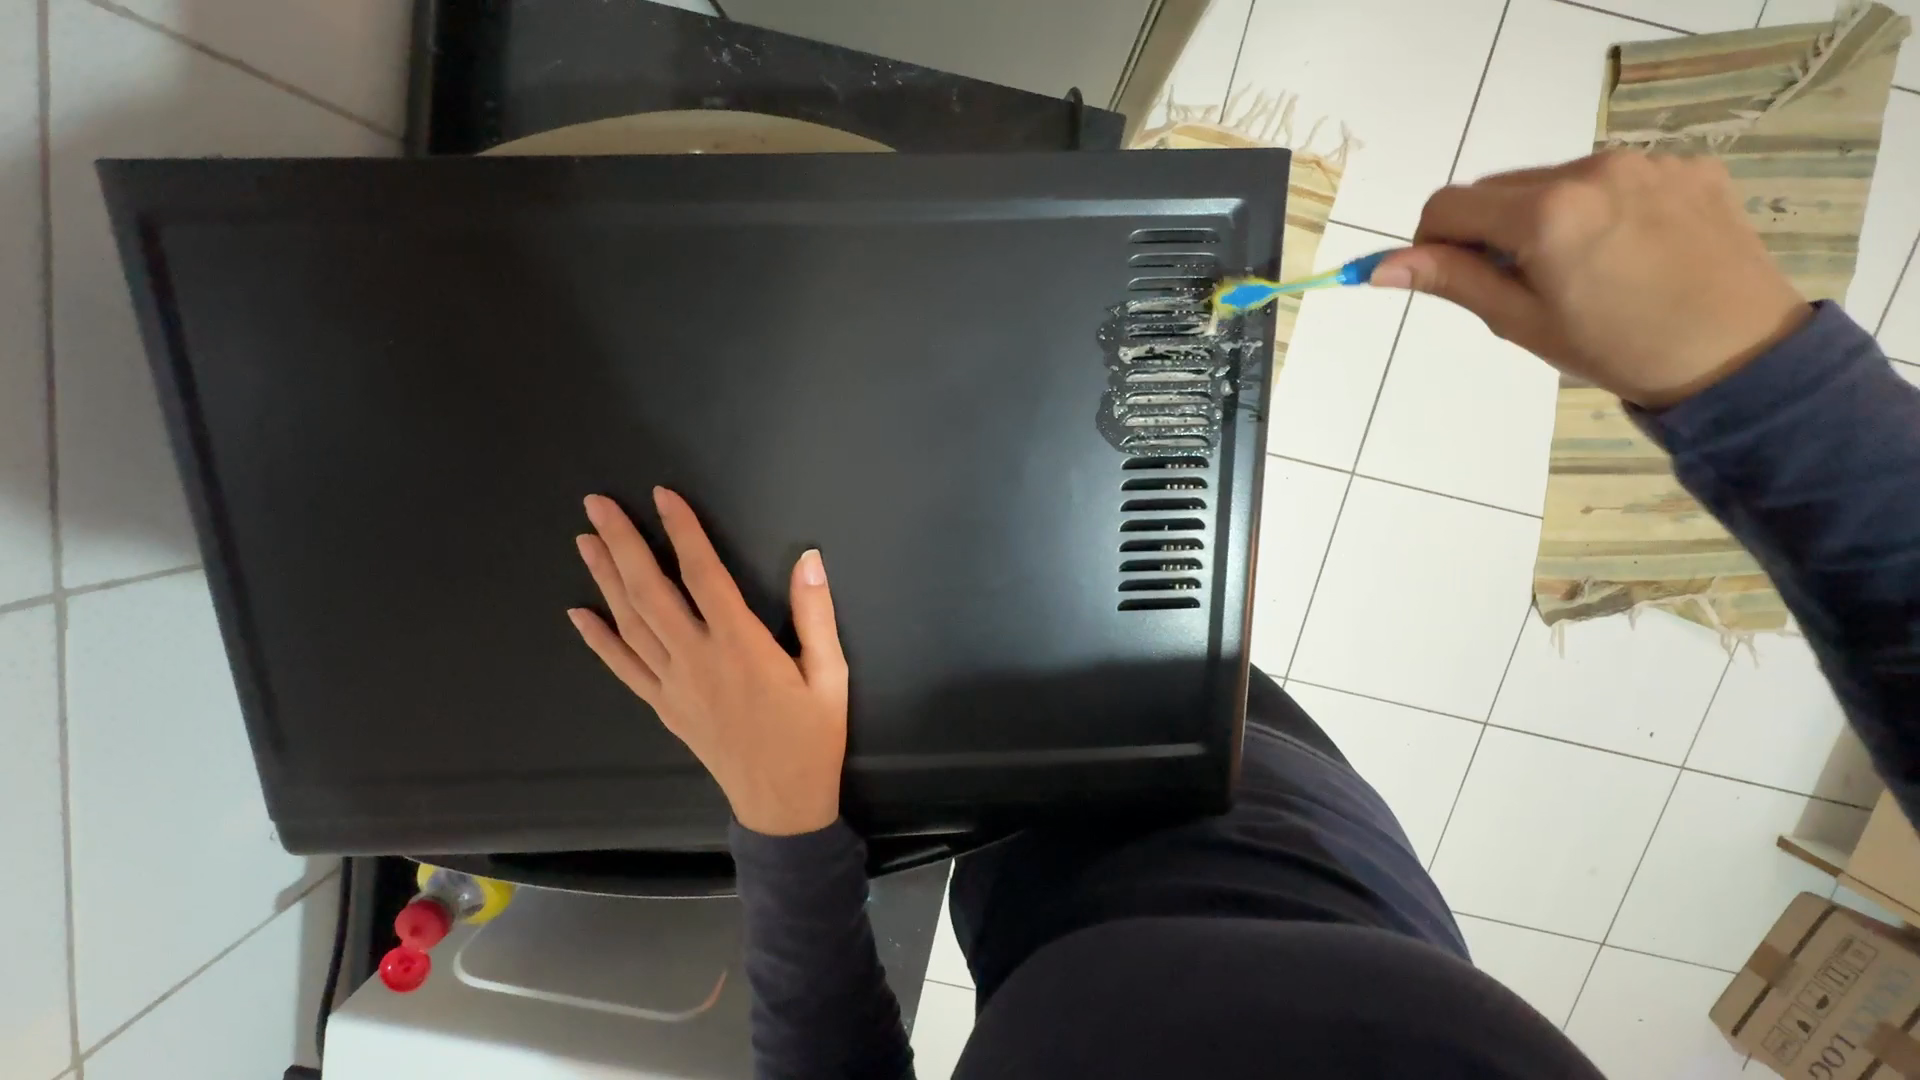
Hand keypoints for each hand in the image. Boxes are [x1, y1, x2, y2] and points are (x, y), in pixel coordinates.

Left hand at [567, 489, 848, 835]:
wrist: (783, 803)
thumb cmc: (812, 735)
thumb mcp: (831, 673)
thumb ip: (816, 613)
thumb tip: (809, 557)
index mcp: (741, 645)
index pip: (703, 574)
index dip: (682, 531)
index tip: (663, 495)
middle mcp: (697, 659)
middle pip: (650, 591)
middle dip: (623, 543)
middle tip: (597, 504)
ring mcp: (673, 685)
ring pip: (629, 623)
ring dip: (604, 579)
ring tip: (586, 540)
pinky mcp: (663, 707)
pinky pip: (623, 668)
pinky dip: (598, 640)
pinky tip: (579, 614)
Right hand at [1371, 150, 1810, 407]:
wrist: (1733, 352)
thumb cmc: (1610, 347)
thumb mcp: (1517, 320)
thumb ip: (1450, 279)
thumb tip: (1379, 267)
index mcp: (1546, 211)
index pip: (1446, 205)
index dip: (1431, 243)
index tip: (1454, 279)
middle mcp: (1592, 168)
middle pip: (1496, 189)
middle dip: (1486, 231)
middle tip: (1518, 284)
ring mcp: (1645, 161)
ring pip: (1549, 181)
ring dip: (1537, 218)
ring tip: (1575, 269)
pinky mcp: (1685, 166)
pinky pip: (1606, 178)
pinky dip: (1590, 209)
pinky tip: (1620, 250)